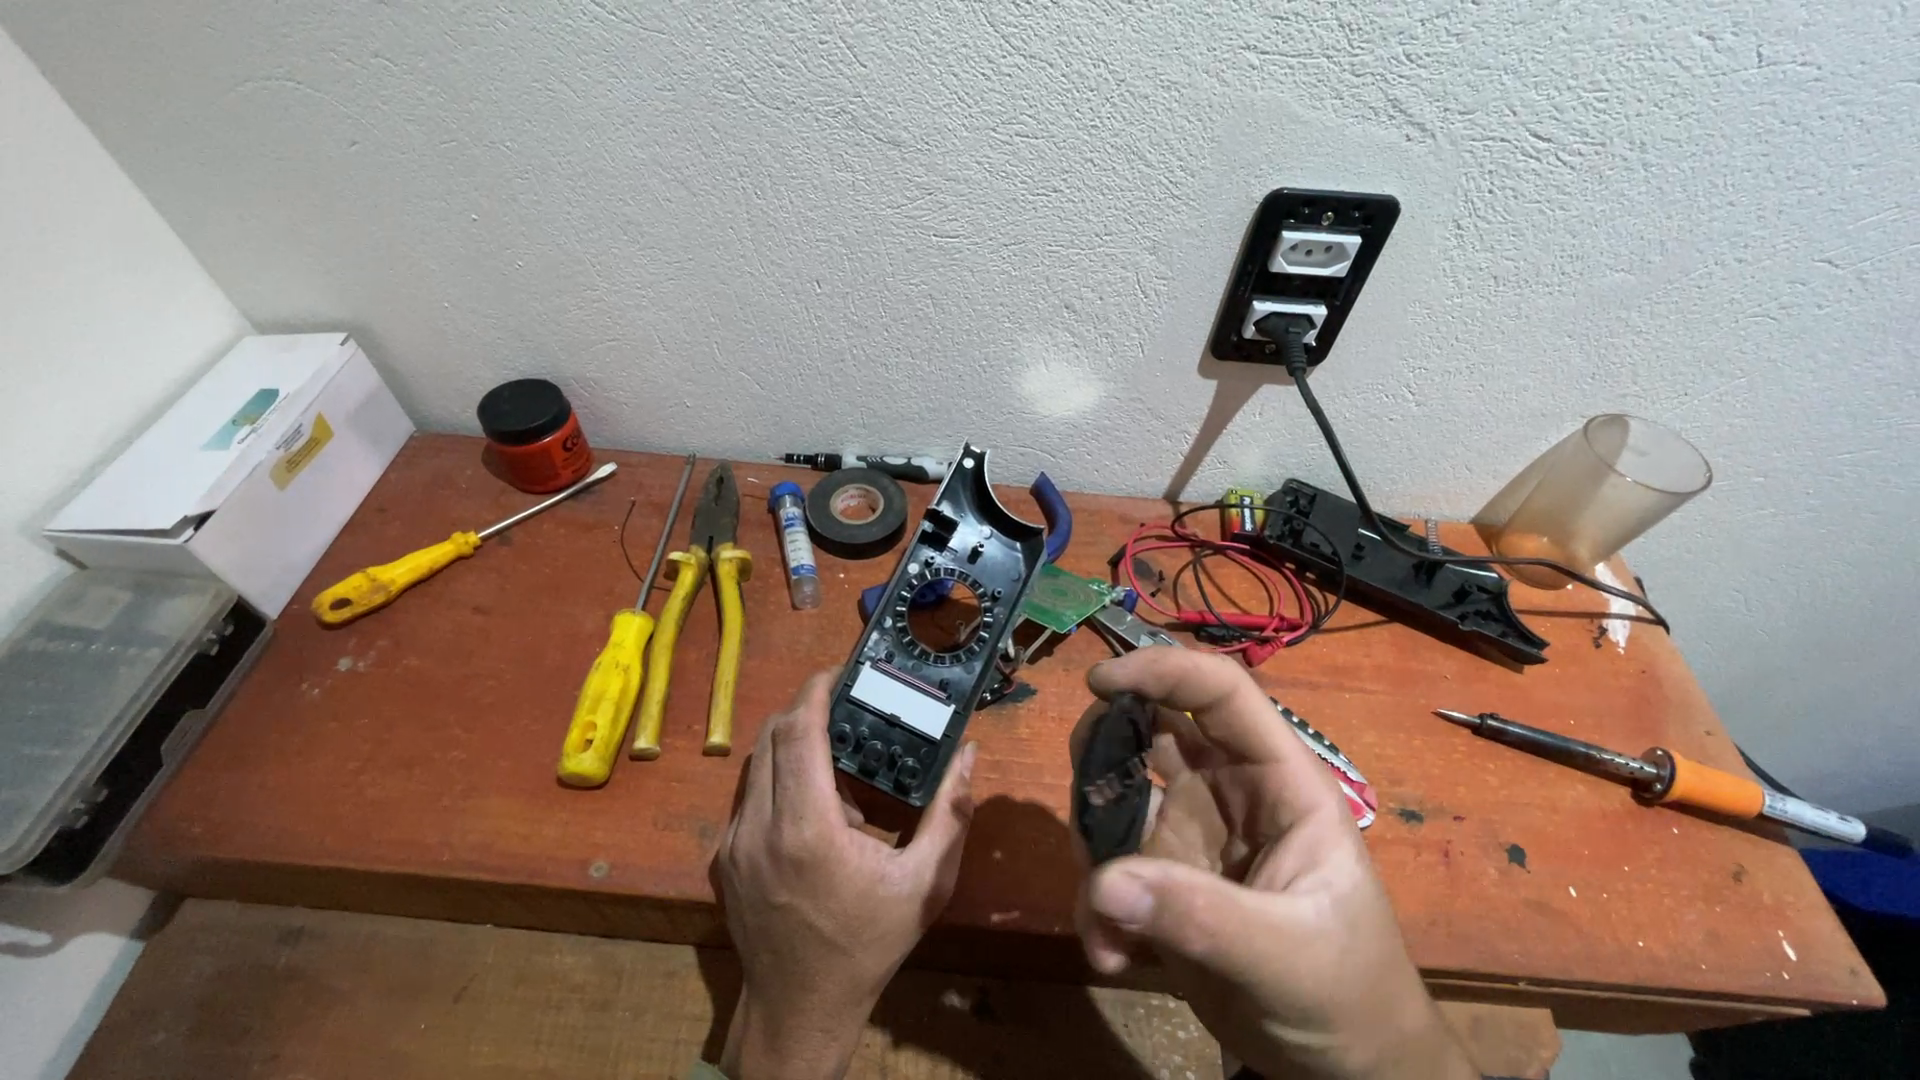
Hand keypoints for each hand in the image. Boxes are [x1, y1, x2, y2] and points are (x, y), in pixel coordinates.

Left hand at [715, 671, 976, 1078]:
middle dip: (804, 709)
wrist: (800, 1007)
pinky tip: (811, 802)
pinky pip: (748, 794)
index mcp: (807, 828)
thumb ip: (950, 814)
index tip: (839, 671)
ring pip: (754, 762)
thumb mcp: (925, 884)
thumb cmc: (868, 944)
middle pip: (771, 736)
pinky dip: (776, 777)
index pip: (797, 732)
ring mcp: (733, 842)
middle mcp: (759, 826)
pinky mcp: (723, 858)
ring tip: (832, 753)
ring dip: (790, 743)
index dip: (815, 691)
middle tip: (844, 704)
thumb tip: (968, 754)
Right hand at [1072, 649, 1474, 1079]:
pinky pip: (1109, 864)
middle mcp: (1228, 791)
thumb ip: (1199, 915)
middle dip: (1107, 744)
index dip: (1163, 670)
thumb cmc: (1347, 993)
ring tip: (1103, 909)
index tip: (1099, 681)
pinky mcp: (1163, 877)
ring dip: (1093, 835)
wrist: (1343, 1067)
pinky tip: (1114, 955)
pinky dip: (1098, 904)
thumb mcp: (1285, 953)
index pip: (1221, 692)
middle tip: (1082, 782)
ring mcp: (1191, 832)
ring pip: (1119, 791)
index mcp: (1278, 781)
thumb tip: (1104, 882)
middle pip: (1153, 728)